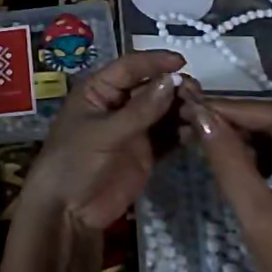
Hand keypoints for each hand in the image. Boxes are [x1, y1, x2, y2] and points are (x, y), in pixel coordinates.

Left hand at [22, 50, 184, 229]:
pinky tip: (199, 131)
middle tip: (197, 94)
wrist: (68, 209)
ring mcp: (133, 129)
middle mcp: (117, 105)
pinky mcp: (145, 152)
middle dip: (174, 88)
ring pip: (163, 111)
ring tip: (202, 112)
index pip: (128, 68)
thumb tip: (171, 82)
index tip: (182, 62)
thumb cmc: (74, 161)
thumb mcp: (104, 133)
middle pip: (151, 88)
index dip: (153, 62)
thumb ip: (139, 110)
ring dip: (182, 109)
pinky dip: (183, 132)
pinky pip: (169, 136)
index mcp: (97, 91)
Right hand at [179, 85, 271, 271]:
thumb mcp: (256, 214)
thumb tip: (199, 116)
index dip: (235, 109)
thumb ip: (228, 160)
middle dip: (240, 119)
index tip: (193, 106)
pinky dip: (266, 151)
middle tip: (194, 120)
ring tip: (207, 136)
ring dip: (250, 134)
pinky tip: (235, 155)